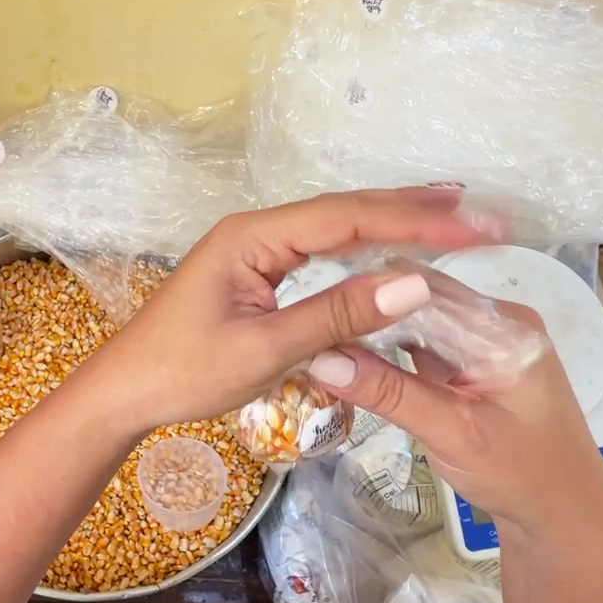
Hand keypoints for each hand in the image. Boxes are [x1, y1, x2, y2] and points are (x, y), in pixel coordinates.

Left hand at [78, 189, 495, 432]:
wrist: (124, 391)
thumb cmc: (183, 372)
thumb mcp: (265, 348)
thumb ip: (338, 315)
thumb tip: (416, 283)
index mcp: (252, 238)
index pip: (347, 217)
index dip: (416, 220)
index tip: (477, 225)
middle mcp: (253, 232)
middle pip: (342, 212)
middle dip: (411, 211)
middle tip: (479, 212)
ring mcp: (250, 251)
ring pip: (330, 230)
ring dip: (388, 225)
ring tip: (450, 218)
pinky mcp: (250, 274)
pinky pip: (314, 254)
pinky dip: (357, 251)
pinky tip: (384, 253)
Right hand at [305, 305, 602, 528]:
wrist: (563, 517)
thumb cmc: (520, 475)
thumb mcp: (452, 433)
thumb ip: (388, 392)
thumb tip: (320, 359)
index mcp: (500, 326)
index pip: (420, 288)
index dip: (363, 293)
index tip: (310, 305)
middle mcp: (493, 320)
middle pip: (415, 298)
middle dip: (362, 310)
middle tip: (304, 323)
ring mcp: (481, 341)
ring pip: (412, 319)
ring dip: (369, 329)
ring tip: (317, 335)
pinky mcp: (469, 362)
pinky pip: (419, 342)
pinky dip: (385, 349)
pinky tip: (348, 357)